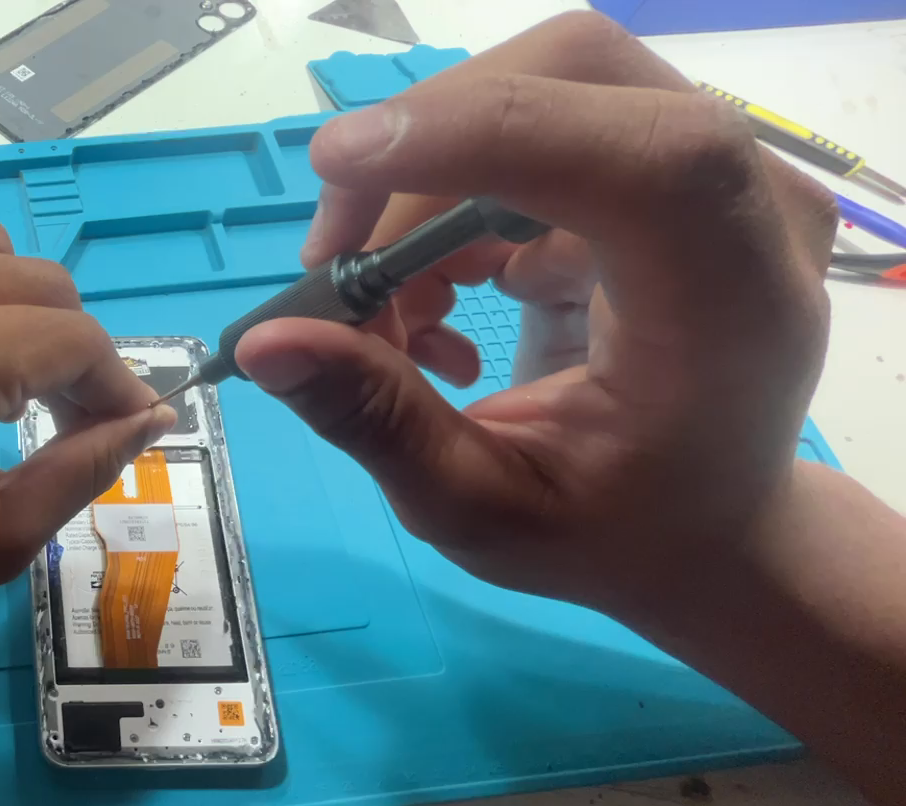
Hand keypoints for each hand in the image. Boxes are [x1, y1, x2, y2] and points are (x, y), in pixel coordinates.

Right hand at [235, 12, 836, 618]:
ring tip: (377, 324)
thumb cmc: (598, 532)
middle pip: (571, 78)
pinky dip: (433, 223)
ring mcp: (695, 184)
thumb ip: (375, 421)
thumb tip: (264, 346)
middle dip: (418, 152)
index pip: (638, 157)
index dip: (481, 138)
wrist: (694, 527)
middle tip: (330, 261)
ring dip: (410, 202)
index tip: (335, 168)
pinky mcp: (642, 188)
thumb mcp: (468, 504)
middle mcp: (736, 207)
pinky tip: (423, 313)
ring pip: (528, 105)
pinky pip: (515, 153)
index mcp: (724, 303)